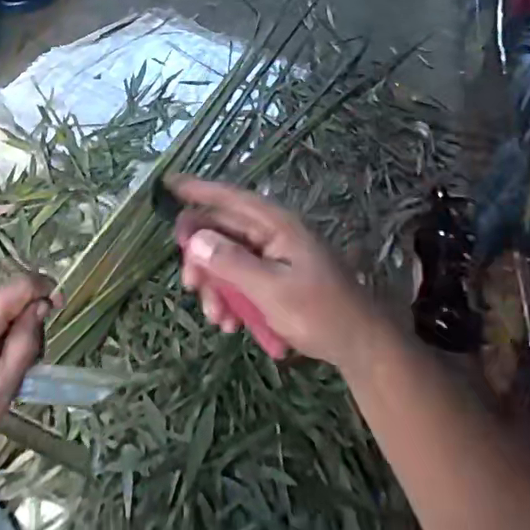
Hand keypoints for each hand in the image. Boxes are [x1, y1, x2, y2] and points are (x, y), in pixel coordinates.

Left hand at [0, 274, 54, 525]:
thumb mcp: (2, 389)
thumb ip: (25, 342)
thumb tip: (40, 307)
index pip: (21, 283)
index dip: (45, 289)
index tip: (60, 310)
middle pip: (4, 295)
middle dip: (27, 314)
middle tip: (34, 357)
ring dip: (8, 326)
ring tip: (10, 370)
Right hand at [170, 177, 386, 369]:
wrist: (361, 345)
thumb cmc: (319, 312)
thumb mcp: (271, 290)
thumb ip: (231, 263)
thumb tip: (194, 238)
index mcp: (275, 224)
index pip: (229, 197)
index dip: (197, 190)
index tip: (168, 185)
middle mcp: (272, 233)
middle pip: (222, 232)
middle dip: (202, 260)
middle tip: (189, 287)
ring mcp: (275, 255)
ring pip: (229, 259)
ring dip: (217, 287)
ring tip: (219, 320)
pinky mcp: (277, 277)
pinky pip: (243, 279)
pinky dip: (233, 298)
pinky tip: (232, 324)